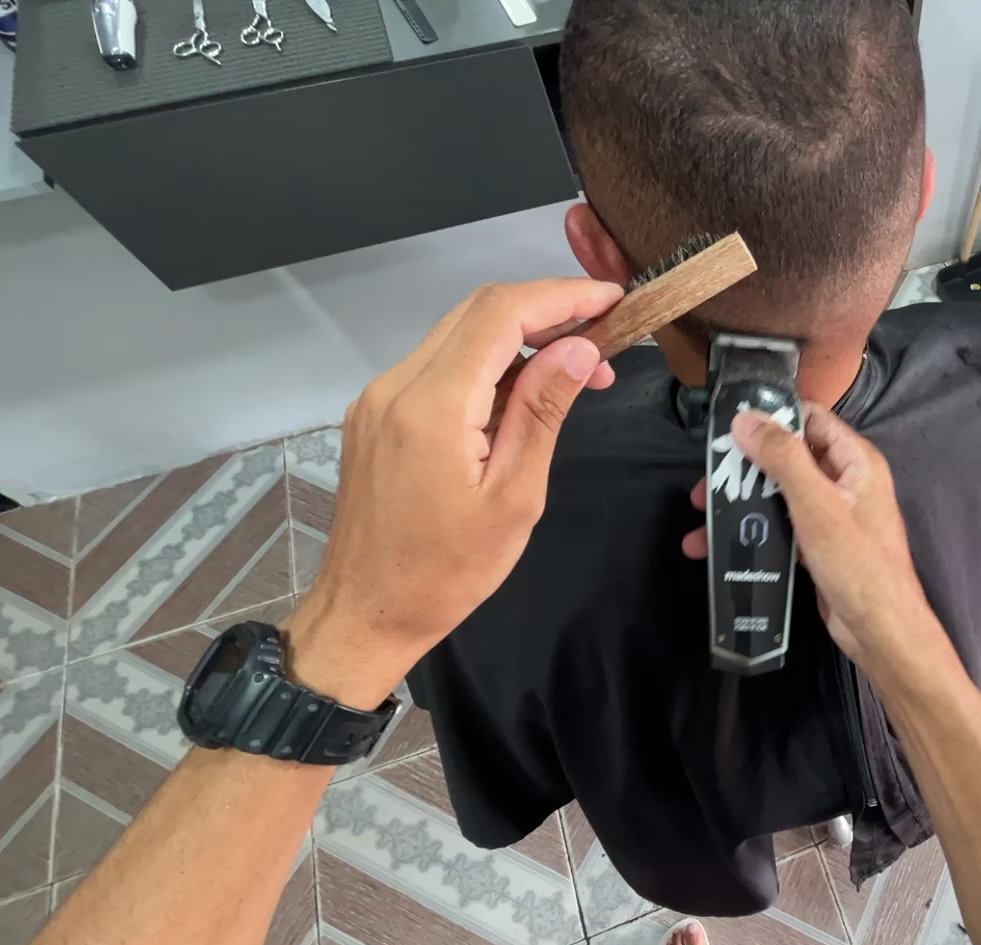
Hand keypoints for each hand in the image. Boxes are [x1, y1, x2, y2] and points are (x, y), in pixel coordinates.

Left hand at [287, 278, 624, 706]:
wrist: (369, 611)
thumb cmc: (451, 570)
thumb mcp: (515, 496)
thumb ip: (542, 412)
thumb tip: (580, 349)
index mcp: (433, 406)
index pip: (500, 315)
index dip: (561, 296)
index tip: (611, 299)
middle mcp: (396, 385)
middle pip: (477, 312)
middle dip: (548, 311)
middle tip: (607, 335)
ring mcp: (380, 397)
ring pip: (460, 335)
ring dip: (524, 339)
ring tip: (581, 370)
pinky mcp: (379, 413)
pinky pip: (442, 366)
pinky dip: (492, 365)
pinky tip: (527, 392)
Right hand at [681, 404, 943, 671]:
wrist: (880, 631)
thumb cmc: (857, 564)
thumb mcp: (817, 506)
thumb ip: (784, 458)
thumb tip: (746, 419)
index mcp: (855, 461)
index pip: (811, 420)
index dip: (772, 417)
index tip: (729, 424)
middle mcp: (845, 482)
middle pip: (788, 459)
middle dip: (745, 468)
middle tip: (705, 481)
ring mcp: (831, 515)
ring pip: (779, 496)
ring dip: (741, 503)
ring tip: (700, 515)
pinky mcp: (818, 545)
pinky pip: (780, 527)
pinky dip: (752, 532)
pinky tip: (716, 546)